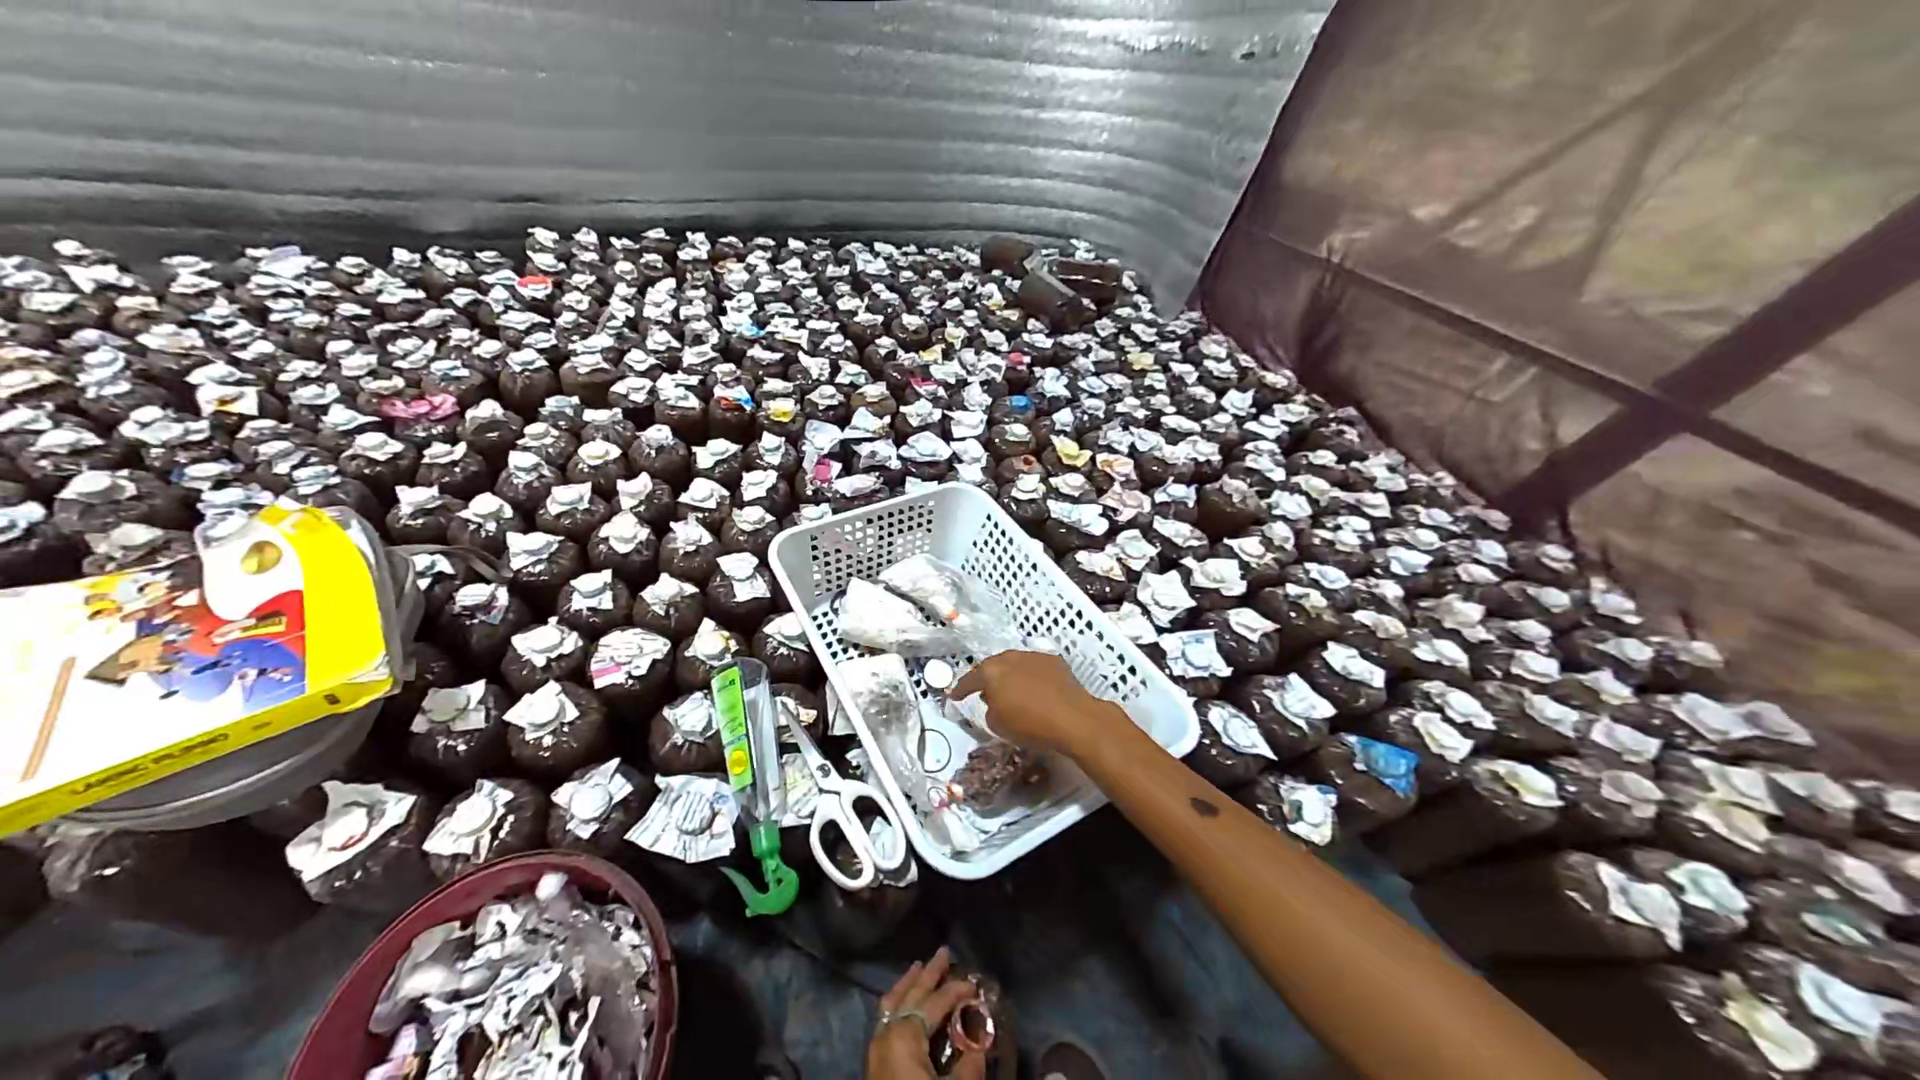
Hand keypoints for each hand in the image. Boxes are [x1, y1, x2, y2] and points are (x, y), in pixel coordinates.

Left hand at [865, 947, 985, 1079]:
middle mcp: (886, 1034)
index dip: (956, 991)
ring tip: (919, 967)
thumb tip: (978, 1045)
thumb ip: (969, 1067)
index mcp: (905, 1035)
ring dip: (908, 984)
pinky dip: (897, 1003)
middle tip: (943, 952)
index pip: (935, 1002)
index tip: (975, 984)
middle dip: (928, 973)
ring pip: (892, 1003)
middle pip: (910, 994)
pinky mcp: (874, 1064)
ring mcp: (876, 1048)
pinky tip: (903, 1003)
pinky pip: (885, 1018)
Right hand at [950, 651, 1114, 756]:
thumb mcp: (997, 725)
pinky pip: (1034, 668)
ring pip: (1014, 664)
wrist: (1073, 718)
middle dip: (988, 680)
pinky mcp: (1053, 660)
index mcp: (990, 672)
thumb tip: (993, 702)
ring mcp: (1033, 656)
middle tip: (986, 694)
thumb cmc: (1030, 725)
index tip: (955, 696)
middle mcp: (1009, 657)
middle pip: (992, 667)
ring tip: (1012, 691)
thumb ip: (989, 709)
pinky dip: (1031, 677)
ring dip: (1010, 676)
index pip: (969, 680)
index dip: (960, 690)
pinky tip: (1036, 690)